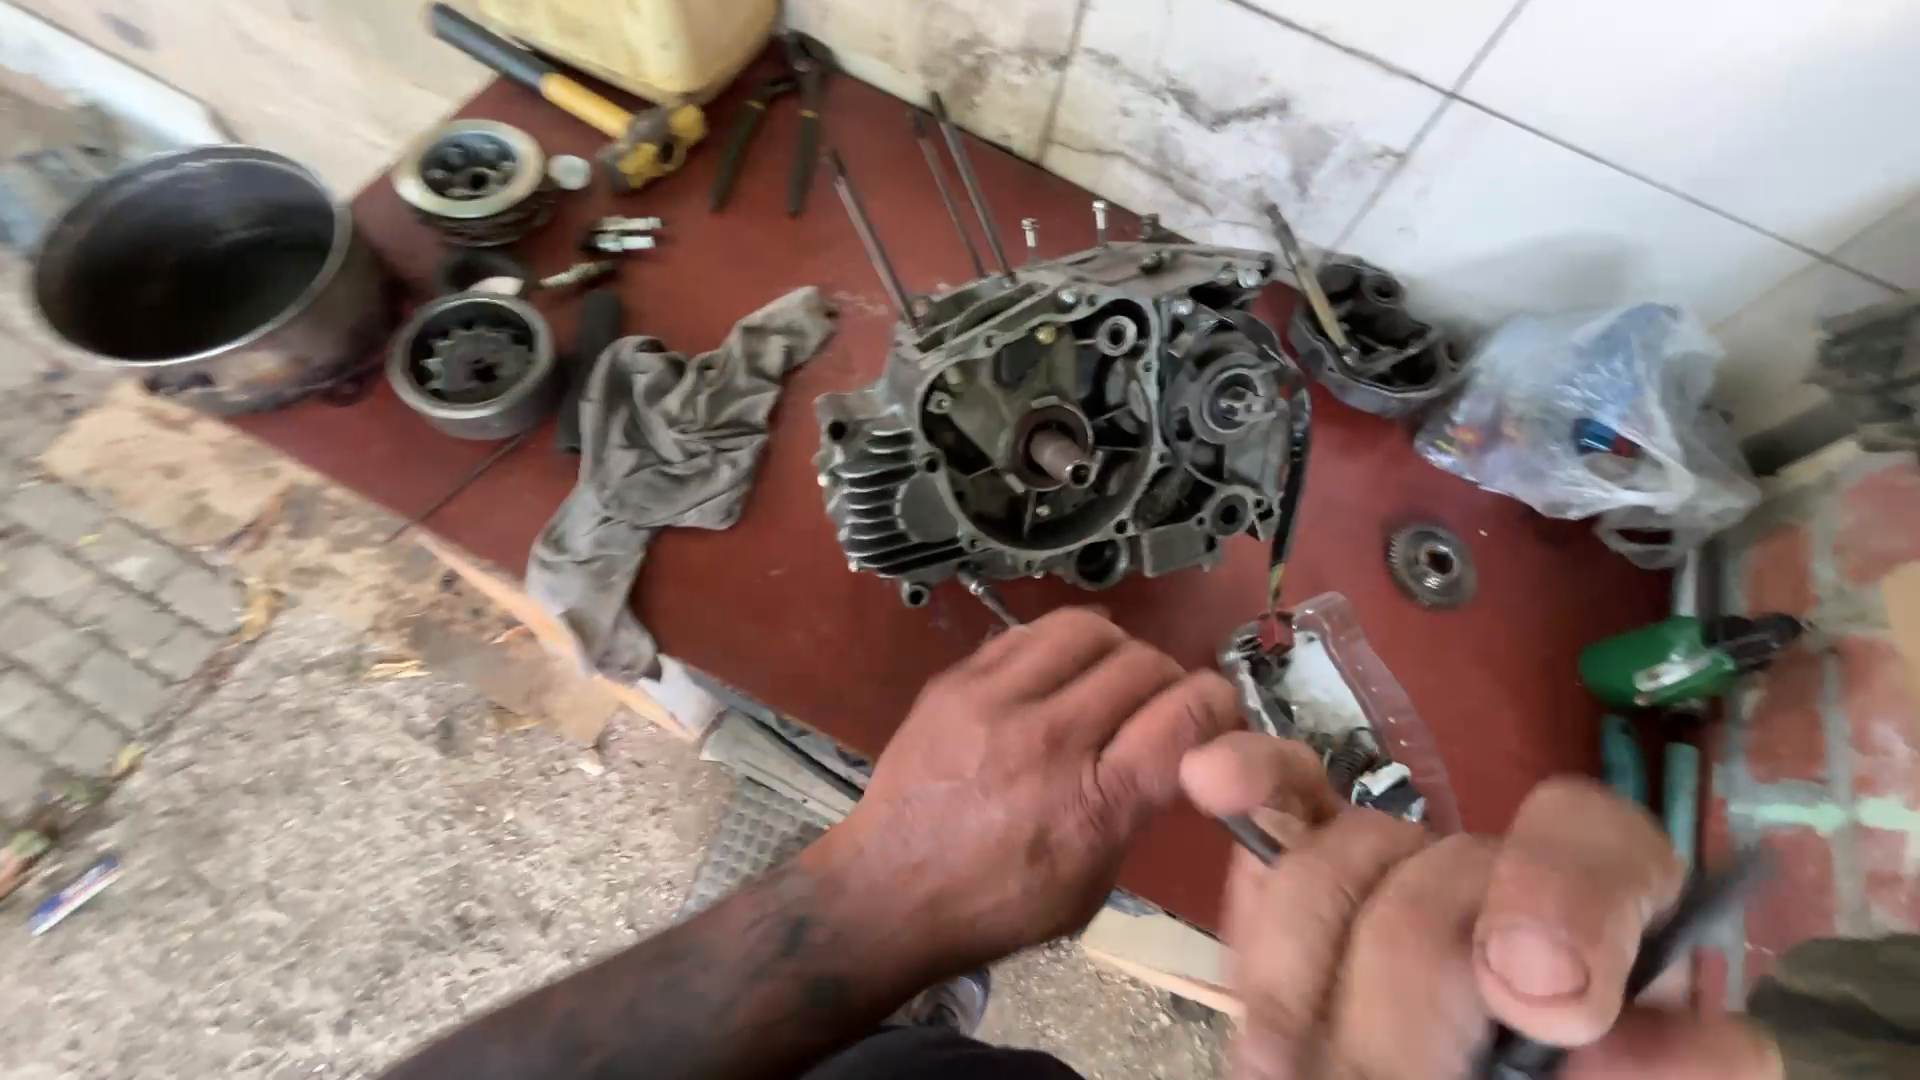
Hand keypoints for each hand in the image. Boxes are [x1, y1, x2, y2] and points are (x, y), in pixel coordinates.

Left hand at [809, 608, 1239, 977]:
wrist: (888, 887)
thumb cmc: (997, 902)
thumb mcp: (1092, 881)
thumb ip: (1136, 805)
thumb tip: (1169, 741)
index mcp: (1094, 804)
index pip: (1184, 716)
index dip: (1215, 703)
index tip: (1213, 709)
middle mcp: (1049, 738)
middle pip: (1141, 663)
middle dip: (1167, 675)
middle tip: (1156, 698)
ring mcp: (994, 699)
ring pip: (1086, 627)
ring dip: (1115, 646)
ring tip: (1108, 672)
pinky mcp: (954, 679)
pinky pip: (1027, 631)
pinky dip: (1058, 642)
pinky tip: (1057, 666)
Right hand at [1182, 733, 1782, 1079]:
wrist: (1425, 1063)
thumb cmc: (1541, 1070)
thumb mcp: (1616, 1074)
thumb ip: (1650, 1068)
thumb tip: (1709, 1045)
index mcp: (1598, 926)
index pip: (1590, 845)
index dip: (1559, 903)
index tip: (1531, 999)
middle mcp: (1486, 870)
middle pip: (1430, 886)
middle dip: (1396, 1011)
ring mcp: (1385, 853)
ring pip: (1328, 861)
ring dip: (1293, 971)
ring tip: (1281, 1064)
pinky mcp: (1298, 851)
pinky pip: (1273, 791)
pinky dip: (1247, 779)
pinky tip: (1209, 778)